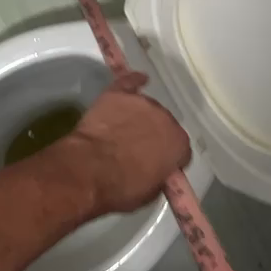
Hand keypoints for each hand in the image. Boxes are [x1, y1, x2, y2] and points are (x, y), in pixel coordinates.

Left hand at [61, 72, 190, 216]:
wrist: (89, 169)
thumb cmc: (121, 188)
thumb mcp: (150, 192)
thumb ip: (161, 174)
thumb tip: (157, 169)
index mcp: (178, 144)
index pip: (180, 149)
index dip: (169, 158)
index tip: (158, 165)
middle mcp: (165, 118)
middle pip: (164, 124)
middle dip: (154, 134)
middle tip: (137, 148)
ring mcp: (141, 102)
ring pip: (146, 106)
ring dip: (140, 115)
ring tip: (124, 128)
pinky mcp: (118, 93)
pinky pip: (130, 81)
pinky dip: (134, 80)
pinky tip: (139, 79)